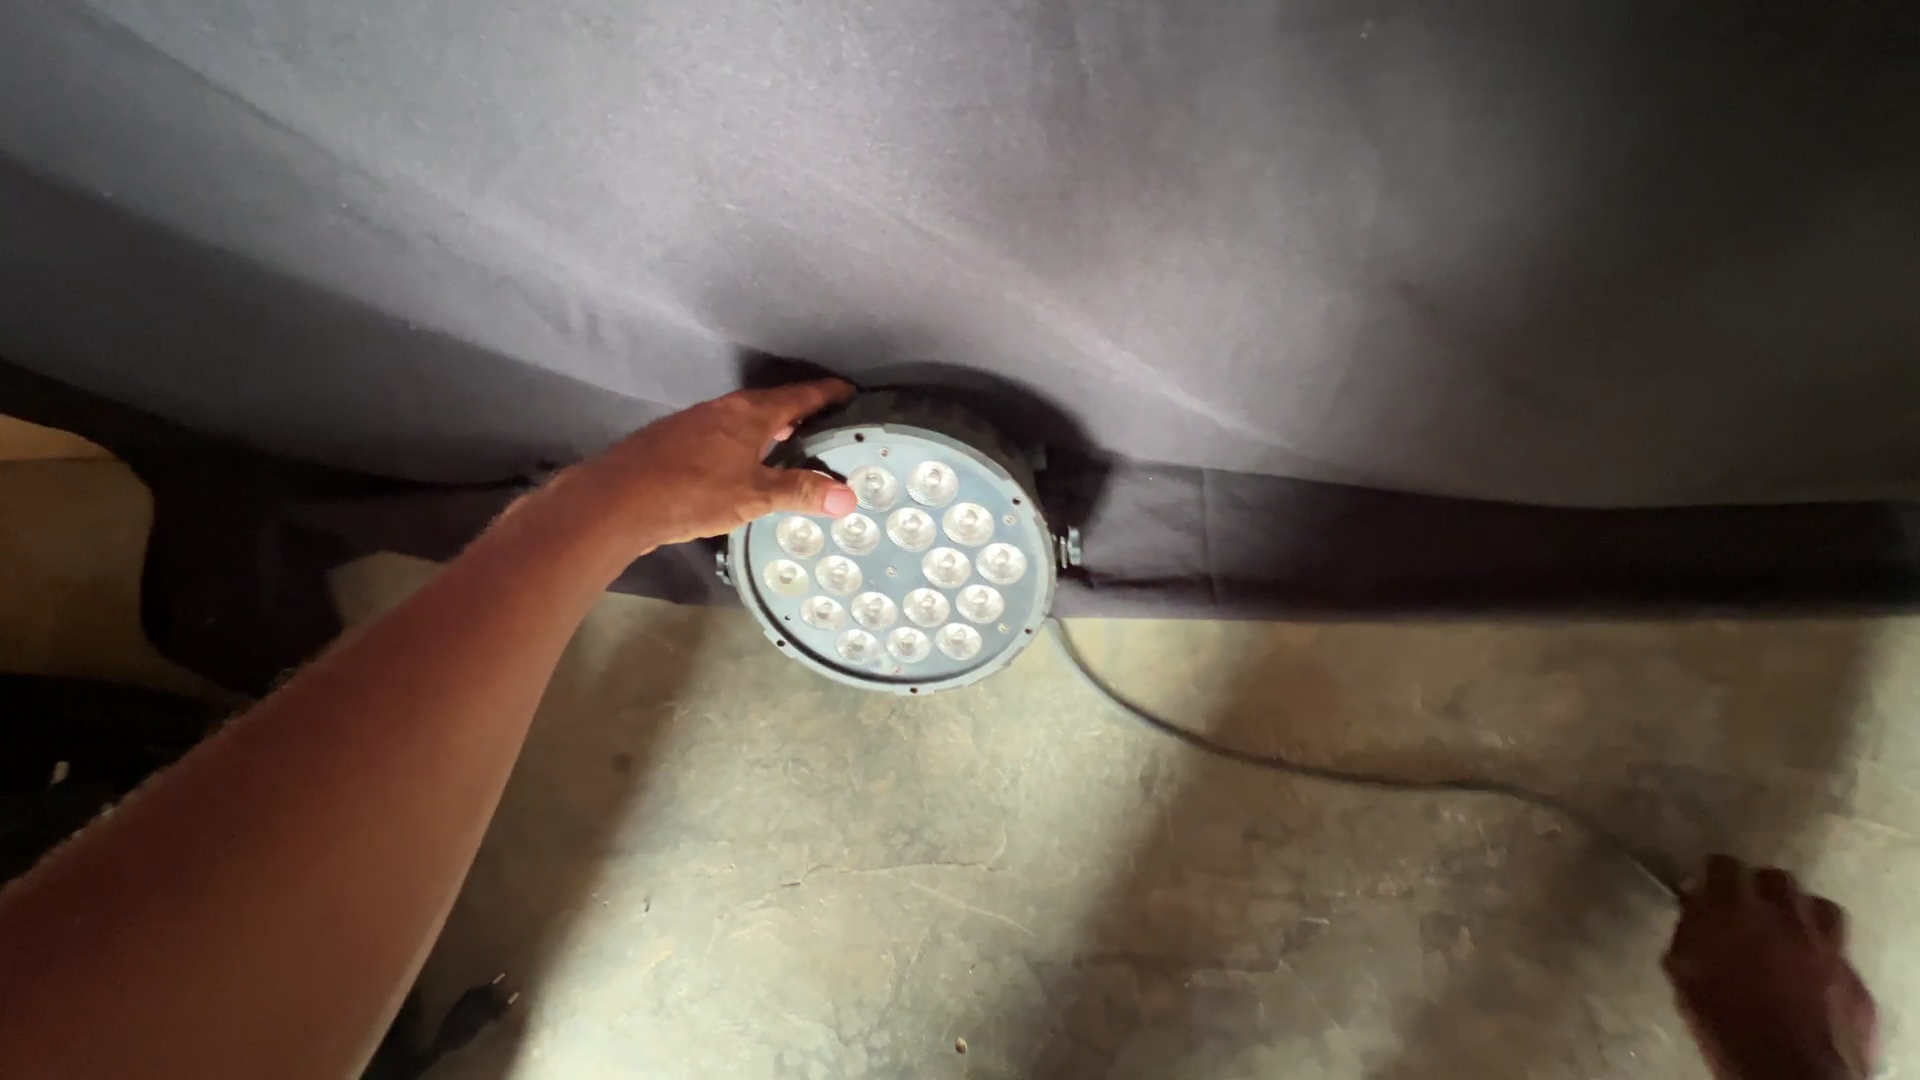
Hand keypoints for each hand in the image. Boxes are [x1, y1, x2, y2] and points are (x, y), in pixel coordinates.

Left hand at [570, 379, 857, 550]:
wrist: (617, 500)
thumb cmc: (693, 492)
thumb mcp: (755, 495)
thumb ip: (801, 492)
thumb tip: (849, 496)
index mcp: (751, 413)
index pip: (802, 394)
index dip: (830, 394)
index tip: (852, 394)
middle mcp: (726, 408)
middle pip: (775, 404)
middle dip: (804, 413)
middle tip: (831, 428)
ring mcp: (698, 422)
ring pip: (748, 420)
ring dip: (774, 429)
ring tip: (797, 447)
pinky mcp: (679, 441)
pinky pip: (728, 434)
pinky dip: (749, 443)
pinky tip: (748, 467)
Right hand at [1664, 855, 1875, 1079]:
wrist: (1784, 1067)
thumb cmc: (1717, 1015)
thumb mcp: (1681, 966)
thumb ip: (1691, 930)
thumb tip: (1697, 914)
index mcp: (1729, 911)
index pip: (1723, 864)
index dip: (1712, 872)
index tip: (1704, 888)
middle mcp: (1780, 918)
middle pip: (1777, 878)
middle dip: (1759, 887)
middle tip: (1746, 907)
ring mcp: (1826, 948)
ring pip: (1820, 906)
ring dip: (1800, 912)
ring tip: (1787, 930)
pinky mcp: (1856, 978)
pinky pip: (1840, 951)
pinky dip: (1821, 953)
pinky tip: (1808, 972)